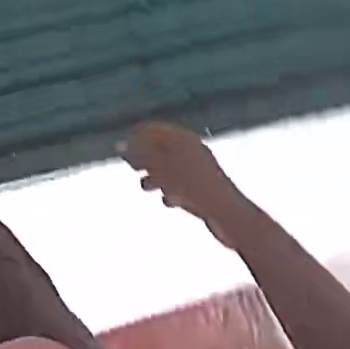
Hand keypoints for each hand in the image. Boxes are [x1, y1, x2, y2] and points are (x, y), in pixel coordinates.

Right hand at [120, 122, 252, 247]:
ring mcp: (198, 172)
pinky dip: (170, 190)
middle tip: (131, 166)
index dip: (135, 137)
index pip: (153, 129)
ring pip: (169, 169)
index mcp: (184, 139)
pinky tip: (167, 201)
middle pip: (160, 148)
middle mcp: (192, 151)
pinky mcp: (204, 191)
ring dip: (155, 176)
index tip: (120, 150)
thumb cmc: (195, 188)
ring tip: (146, 187)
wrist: (231, 218)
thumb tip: (119, 145)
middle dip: (144, 158)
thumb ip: (140, 155)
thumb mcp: (163, 169)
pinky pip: (181, 186)